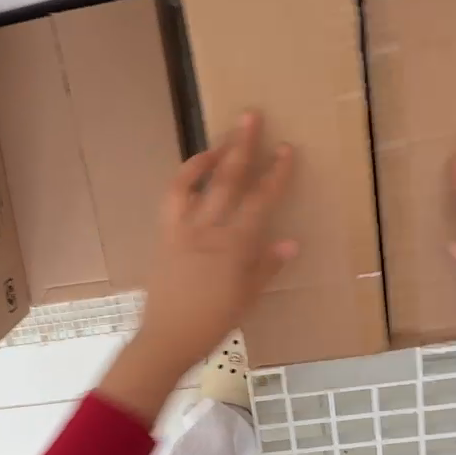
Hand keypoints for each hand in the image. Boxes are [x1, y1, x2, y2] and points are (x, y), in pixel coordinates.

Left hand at [137, 111, 297, 370]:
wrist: (167, 338)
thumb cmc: (212, 323)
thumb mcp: (247, 297)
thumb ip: (266, 266)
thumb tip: (290, 241)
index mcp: (234, 246)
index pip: (261, 201)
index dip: (276, 174)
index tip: (286, 150)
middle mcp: (208, 230)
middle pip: (229, 179)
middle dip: (242, 146)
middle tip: (250, 116)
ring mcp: (183, 230)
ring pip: (197, 183)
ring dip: (210, 155)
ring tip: (222, 139)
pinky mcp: (165, 236)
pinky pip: (173, 200)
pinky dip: (184, 180)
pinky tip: (194, 172)